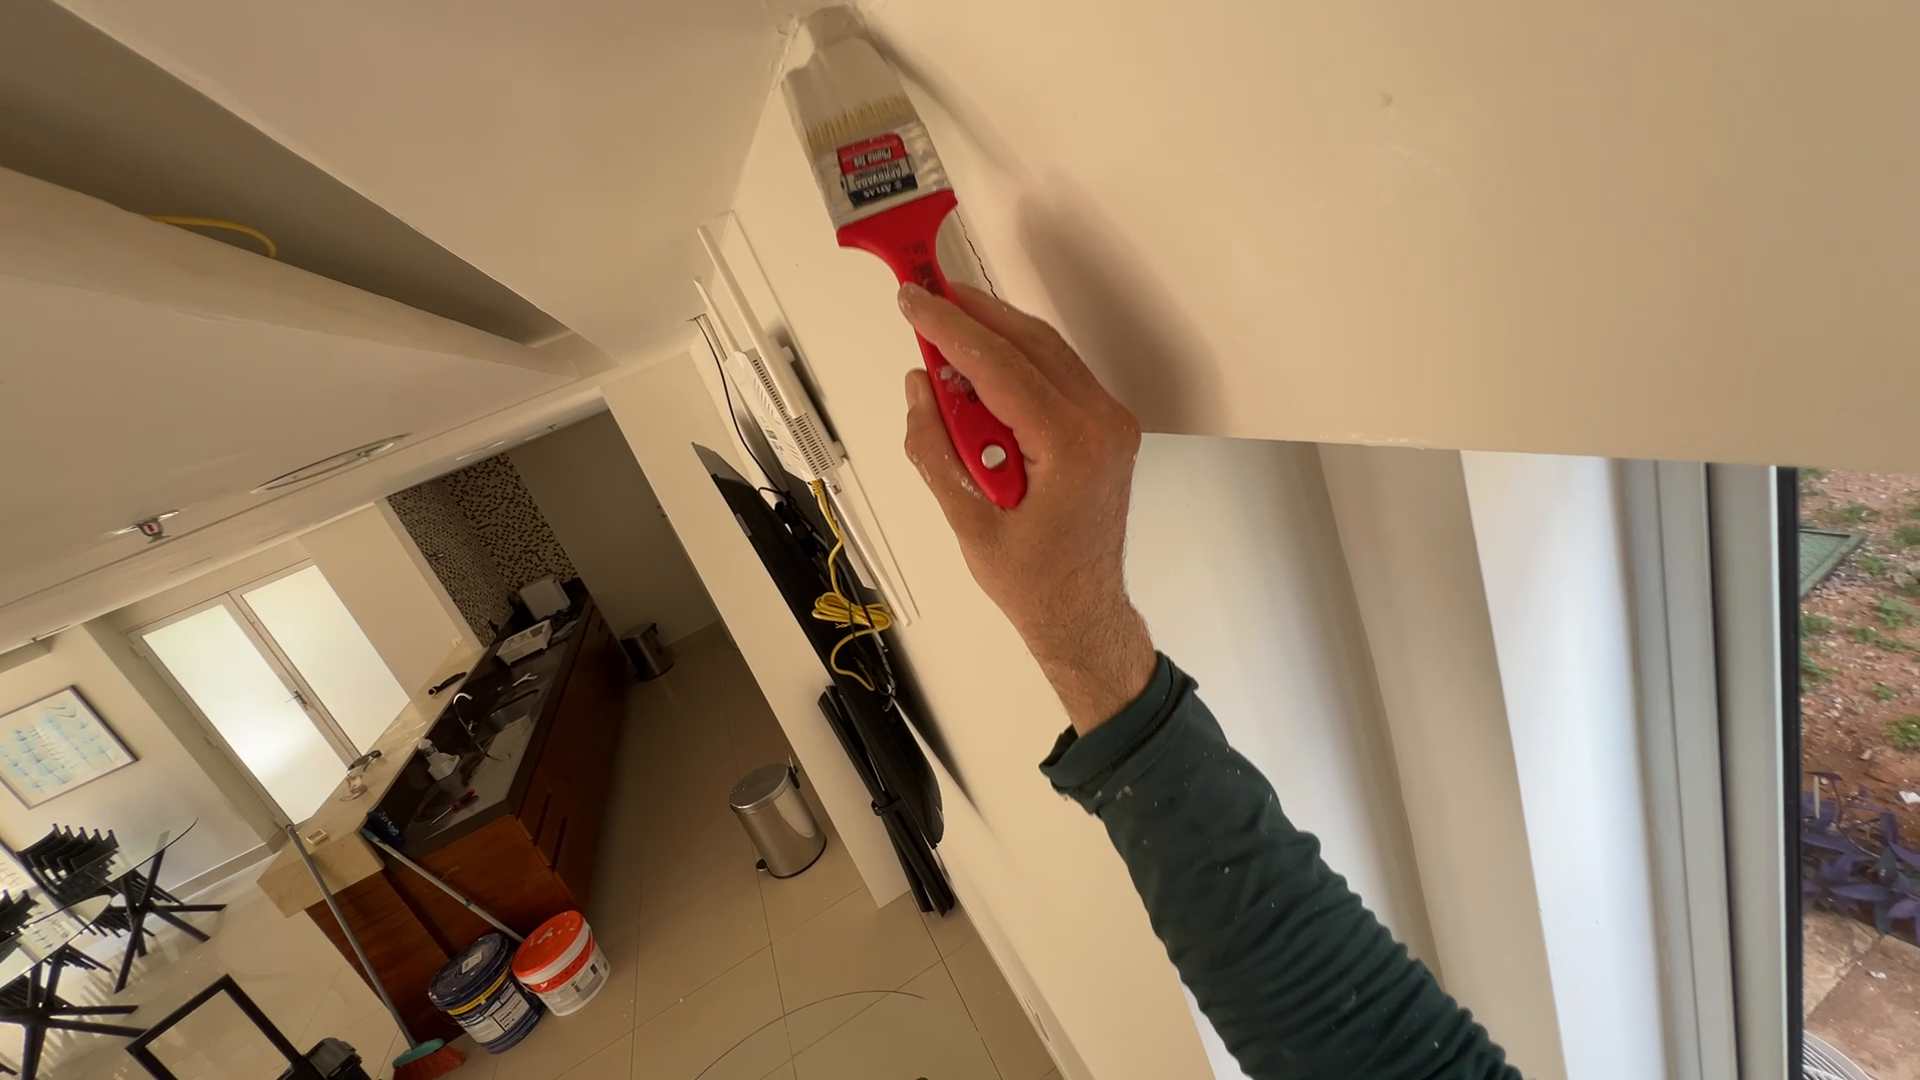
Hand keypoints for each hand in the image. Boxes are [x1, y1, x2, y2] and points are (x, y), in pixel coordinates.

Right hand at [898, 282, 1156, 733]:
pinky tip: (981, 364)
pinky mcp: (1104, 429)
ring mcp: (1109, 424)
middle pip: (1029, 342)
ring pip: (1046, 351)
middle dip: (972, 314)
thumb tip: (920, 387)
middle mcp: (1101, 426)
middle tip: (925, 297)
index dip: (950, 327)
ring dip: (994, 333)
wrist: (1082, 610)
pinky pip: (1058, 374)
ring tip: (945, 326)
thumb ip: (934, 447)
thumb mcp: (966, 520)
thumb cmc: (1035, 581)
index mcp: (1071, 448)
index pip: (1000, 364)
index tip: (913, 302)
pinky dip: (1017, 361)